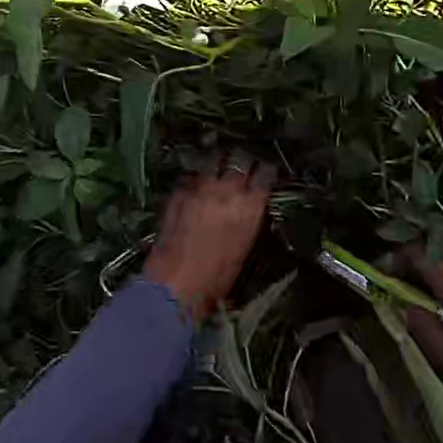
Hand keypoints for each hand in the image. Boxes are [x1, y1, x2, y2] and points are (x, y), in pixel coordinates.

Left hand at [143, 153, 273, 323]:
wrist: (177, 282)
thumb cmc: (218, 279)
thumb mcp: (244, 247)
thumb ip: (247, 218)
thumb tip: (246, 206)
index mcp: (250, 207)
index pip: (264, 174)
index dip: (265, 170)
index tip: (265, 169)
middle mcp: (228, 190)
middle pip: (239, 159)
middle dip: (242, 159)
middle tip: (241, 161)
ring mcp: (201, 187)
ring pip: (213, 160)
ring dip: (218, 162)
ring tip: (218, 164)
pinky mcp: (180, 191)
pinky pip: (192, 177)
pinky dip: (196, 179)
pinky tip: (195, 185)